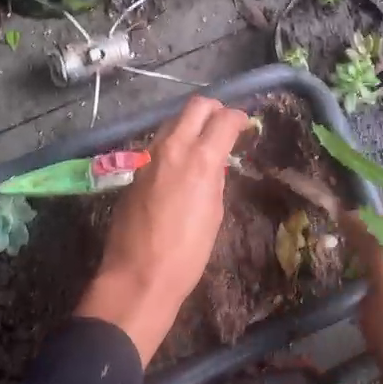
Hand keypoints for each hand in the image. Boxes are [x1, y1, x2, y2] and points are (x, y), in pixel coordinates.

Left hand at [75, 94, 249, 363]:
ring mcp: (150, 156)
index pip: (224, 119)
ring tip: (204, 142)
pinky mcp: (136, 169)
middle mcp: (173, 148)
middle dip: (215, 109)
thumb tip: (216, 163)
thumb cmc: (186, 254)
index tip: (246, 124)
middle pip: (196, 106)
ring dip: (192, 123)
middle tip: (225, 124)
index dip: (239, 117)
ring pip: (174, 121)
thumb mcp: (214, 214)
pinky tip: (181, 163)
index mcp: (200, 159)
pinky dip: (175, 143)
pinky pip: (159, 143)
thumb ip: (215, 179)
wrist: (137, 277)